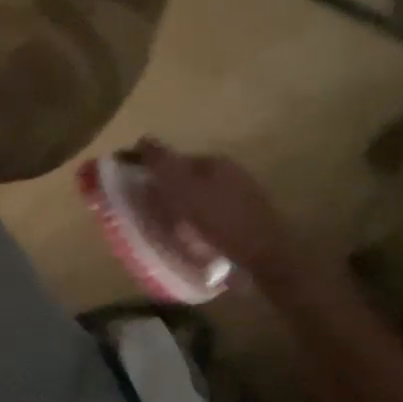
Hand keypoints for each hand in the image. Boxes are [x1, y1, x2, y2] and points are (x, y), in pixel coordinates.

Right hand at [136, 138, 301, 283]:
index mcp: (215, 162)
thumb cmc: (220, 220)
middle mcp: (231, 176)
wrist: (270, 264)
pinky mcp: (249, 227)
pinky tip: (189, 242)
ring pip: (197, 201)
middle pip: (185, 179)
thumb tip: (142, 138)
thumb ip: (160, 161)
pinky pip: (211, 221)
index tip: (132, 188)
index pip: (172, 158)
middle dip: (163, 192)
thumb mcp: (181, 187)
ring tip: (164, 230)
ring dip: (179, 212)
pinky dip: (196, 228)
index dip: (150, 170)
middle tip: (146, 212)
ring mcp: (243, 202)